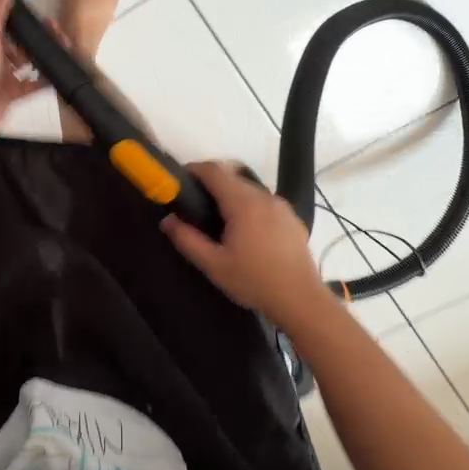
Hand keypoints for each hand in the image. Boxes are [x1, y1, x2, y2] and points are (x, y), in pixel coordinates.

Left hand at [0, 0, 45, 140]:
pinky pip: (29, 84)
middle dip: (36, 36)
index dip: (20, 16)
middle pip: (15, 40)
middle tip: (57, 32)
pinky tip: (58, 72)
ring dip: (41, 55)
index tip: (41, 14)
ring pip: (24, 61)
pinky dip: (43, 79)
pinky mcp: (9, 94)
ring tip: (63, 48)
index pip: (0, 20)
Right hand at [160, 161, 331, 323]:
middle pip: (233, 176)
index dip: (195, 169)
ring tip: (220, 219)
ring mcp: (281, 206)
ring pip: (250, 189)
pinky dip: (250, 206)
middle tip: (195, 203)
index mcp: (243, 203)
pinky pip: (265, 202)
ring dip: (232, 194)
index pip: (215, 170)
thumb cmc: (254, 281)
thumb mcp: (214, 265)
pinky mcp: (292, 219)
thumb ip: (187, 240)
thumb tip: (167, 220)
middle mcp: (264, 197)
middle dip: (212, 183)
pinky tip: (247, 232)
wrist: (301, 300)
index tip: (180, 180)